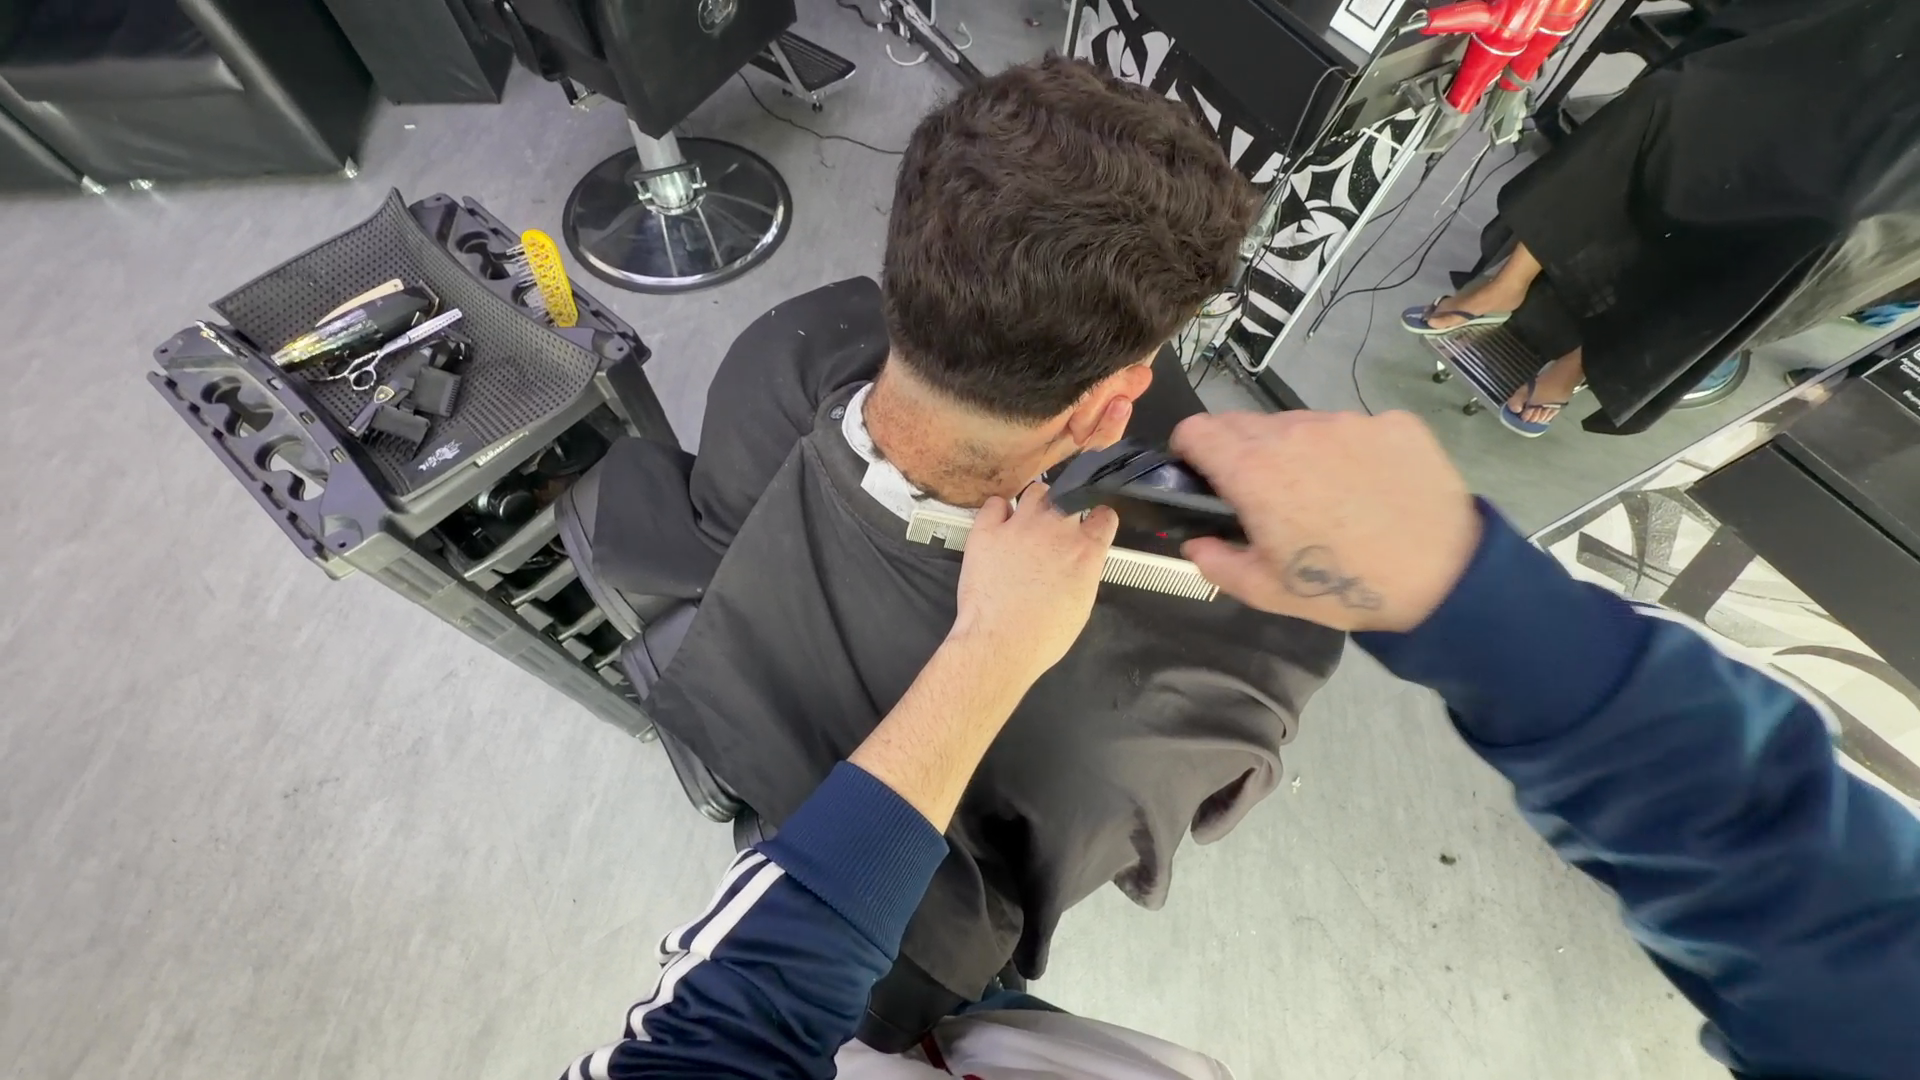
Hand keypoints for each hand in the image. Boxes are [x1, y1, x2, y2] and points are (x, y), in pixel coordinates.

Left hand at [950, 483, 1118, 685]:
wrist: (1000, 643)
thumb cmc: (1042, 636)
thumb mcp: (1081, 605)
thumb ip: (1084, 572)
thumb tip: (1079, 561)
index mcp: (1085, 550)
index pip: (1104, 516)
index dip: (1098, 520)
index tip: (1091, 525)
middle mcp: (1056, 530)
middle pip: (1068, 496)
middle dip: (1065, 508)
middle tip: (1055, 526)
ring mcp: (1020, 527)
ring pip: (1035, 492)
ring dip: (1035, 504)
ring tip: (1027, 521)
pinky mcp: (987, 531)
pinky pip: (995, 503)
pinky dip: (998, 511)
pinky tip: (998, 525)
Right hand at [1171, 410, 1481, 632]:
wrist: (1445, 579)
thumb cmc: (1343, 587)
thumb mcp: (1264, 590)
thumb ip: (1213, 562)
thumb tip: (1195, 542)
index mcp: (1253, 471)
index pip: (1195, 430)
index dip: (1187, 449)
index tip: (1198, 472)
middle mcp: (1294, 432)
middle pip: (1240, 422)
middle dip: (1235, 451)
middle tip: (1257, 492)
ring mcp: (1347, 422)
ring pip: (1295, 423)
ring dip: (1289, 448)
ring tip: (1317, 491)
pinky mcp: (1392, 423)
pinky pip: (1349, 427)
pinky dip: (1342, 450)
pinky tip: (1364, 486)